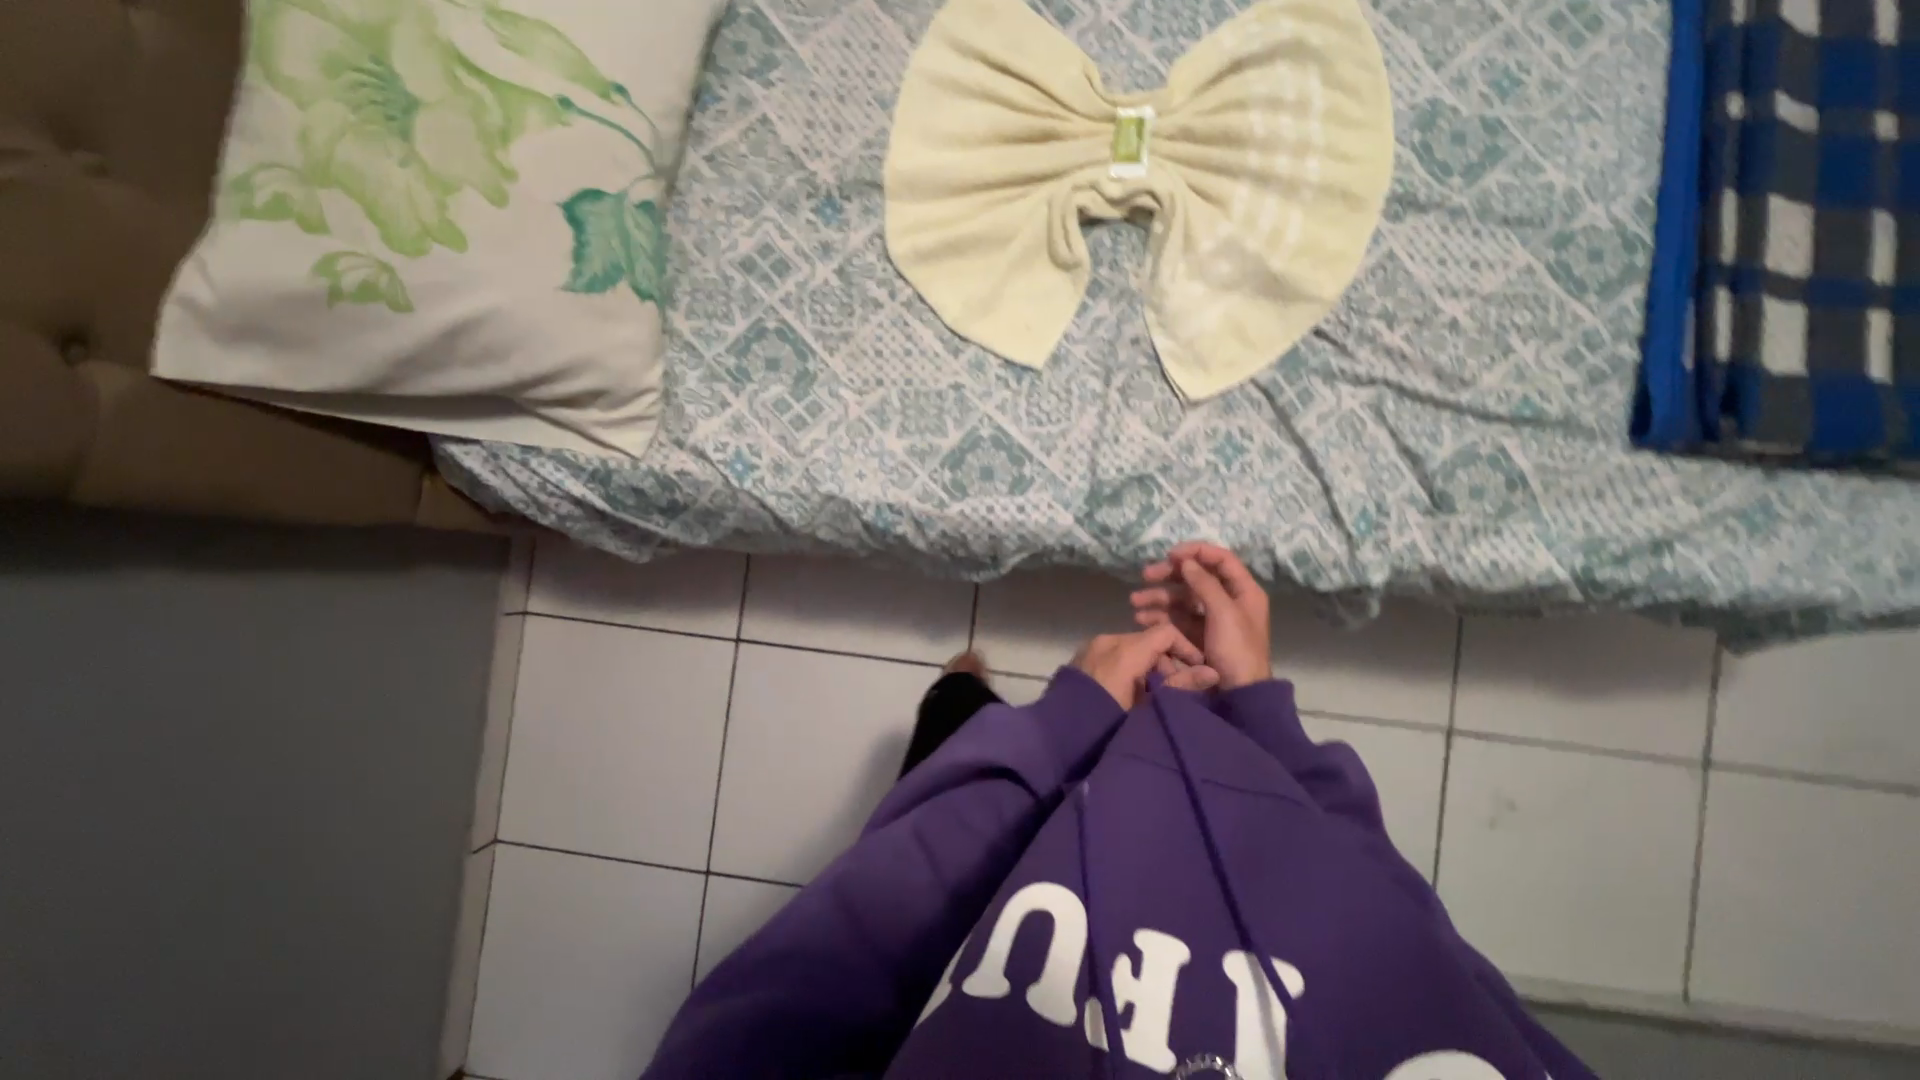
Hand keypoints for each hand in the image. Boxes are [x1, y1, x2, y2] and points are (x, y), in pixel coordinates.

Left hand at [1072, 624, 1216, 709]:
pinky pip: (1112, 654)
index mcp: (1125, 649)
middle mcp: (1108, 640)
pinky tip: (1128, 692)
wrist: (1058, 734)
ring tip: (1150, 694)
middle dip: (1166, 661)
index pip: (1165, 633)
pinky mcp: (1081, 658)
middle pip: (1148, 640)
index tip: (1196, 671)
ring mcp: (1091, 648)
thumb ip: (1179, 686)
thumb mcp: (1148, 707)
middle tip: (1171, 689)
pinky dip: (1127, 666)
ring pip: (1130, 648)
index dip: (1186, 649)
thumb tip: (1211, 673)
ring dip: (1146, 665)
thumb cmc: (1108, 722)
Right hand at [1131, 542, 1271, 691]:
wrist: (1239, 695)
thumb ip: (1205, 584)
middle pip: (1196, 577)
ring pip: (1182, 599)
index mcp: (1244, 591)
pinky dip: (1160, 617)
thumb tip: (1186, 561)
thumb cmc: (1237, 650)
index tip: (1170, 555)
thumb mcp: (1223, 613)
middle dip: (1169, 576)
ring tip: (1135, 603)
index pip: (1220, 559)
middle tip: (1145, 576)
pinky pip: (1178, 619)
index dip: (1196, 552)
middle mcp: (1229, 600)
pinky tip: (1142, 620)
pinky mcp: (1199, 636)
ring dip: (1158, 598)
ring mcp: (1212, 619)